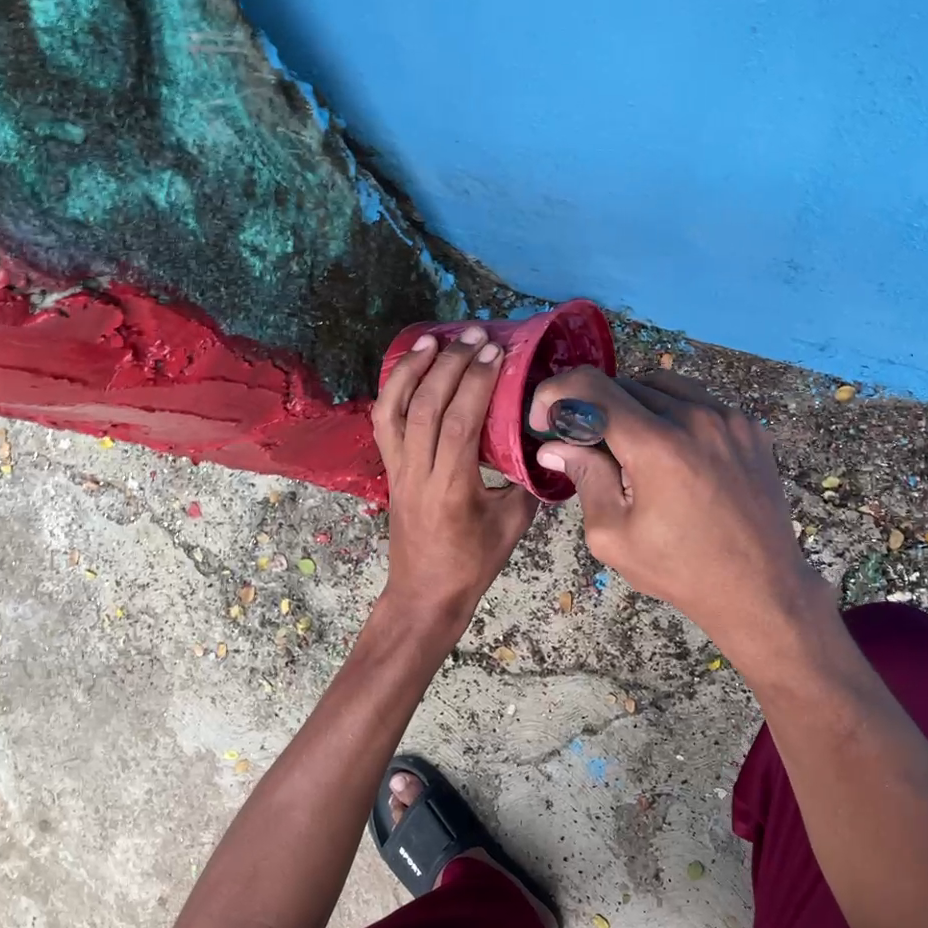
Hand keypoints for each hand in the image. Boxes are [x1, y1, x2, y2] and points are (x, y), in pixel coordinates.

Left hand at [373, 324, 537, 621]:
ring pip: (394, 409)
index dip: (476, 382)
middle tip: (474, 333)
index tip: (495, 351)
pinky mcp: (389, 470)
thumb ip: (527, 480)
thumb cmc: (473, 564)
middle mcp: (418, 474)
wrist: (425, 593)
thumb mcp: (513, 525)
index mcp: (452, 489)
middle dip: (451, 363)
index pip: (459, 423)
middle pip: (426, 406)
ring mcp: (397, 470)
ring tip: (434, 337)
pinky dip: (394, 389)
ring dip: (412, 368)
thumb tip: (542, 439)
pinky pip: (384, 422)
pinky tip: (410, 367)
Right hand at [530, 368, 823, 645]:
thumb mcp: (614, 536)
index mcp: (656, 445)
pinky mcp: (749, 427)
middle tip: (583, 445)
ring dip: (632, 405)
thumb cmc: (680, 570)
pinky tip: (669, 450)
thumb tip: (554, 448)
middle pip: (624, 385)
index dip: (555, 394)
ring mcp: (728, 418)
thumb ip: (585, 480)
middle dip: (592, 408)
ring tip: (627, 447)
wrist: (761, 588)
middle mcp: (694, 417)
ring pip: (661, 385)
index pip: (591, 387)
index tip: (545, 421)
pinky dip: (671, 412)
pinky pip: (698, 400)